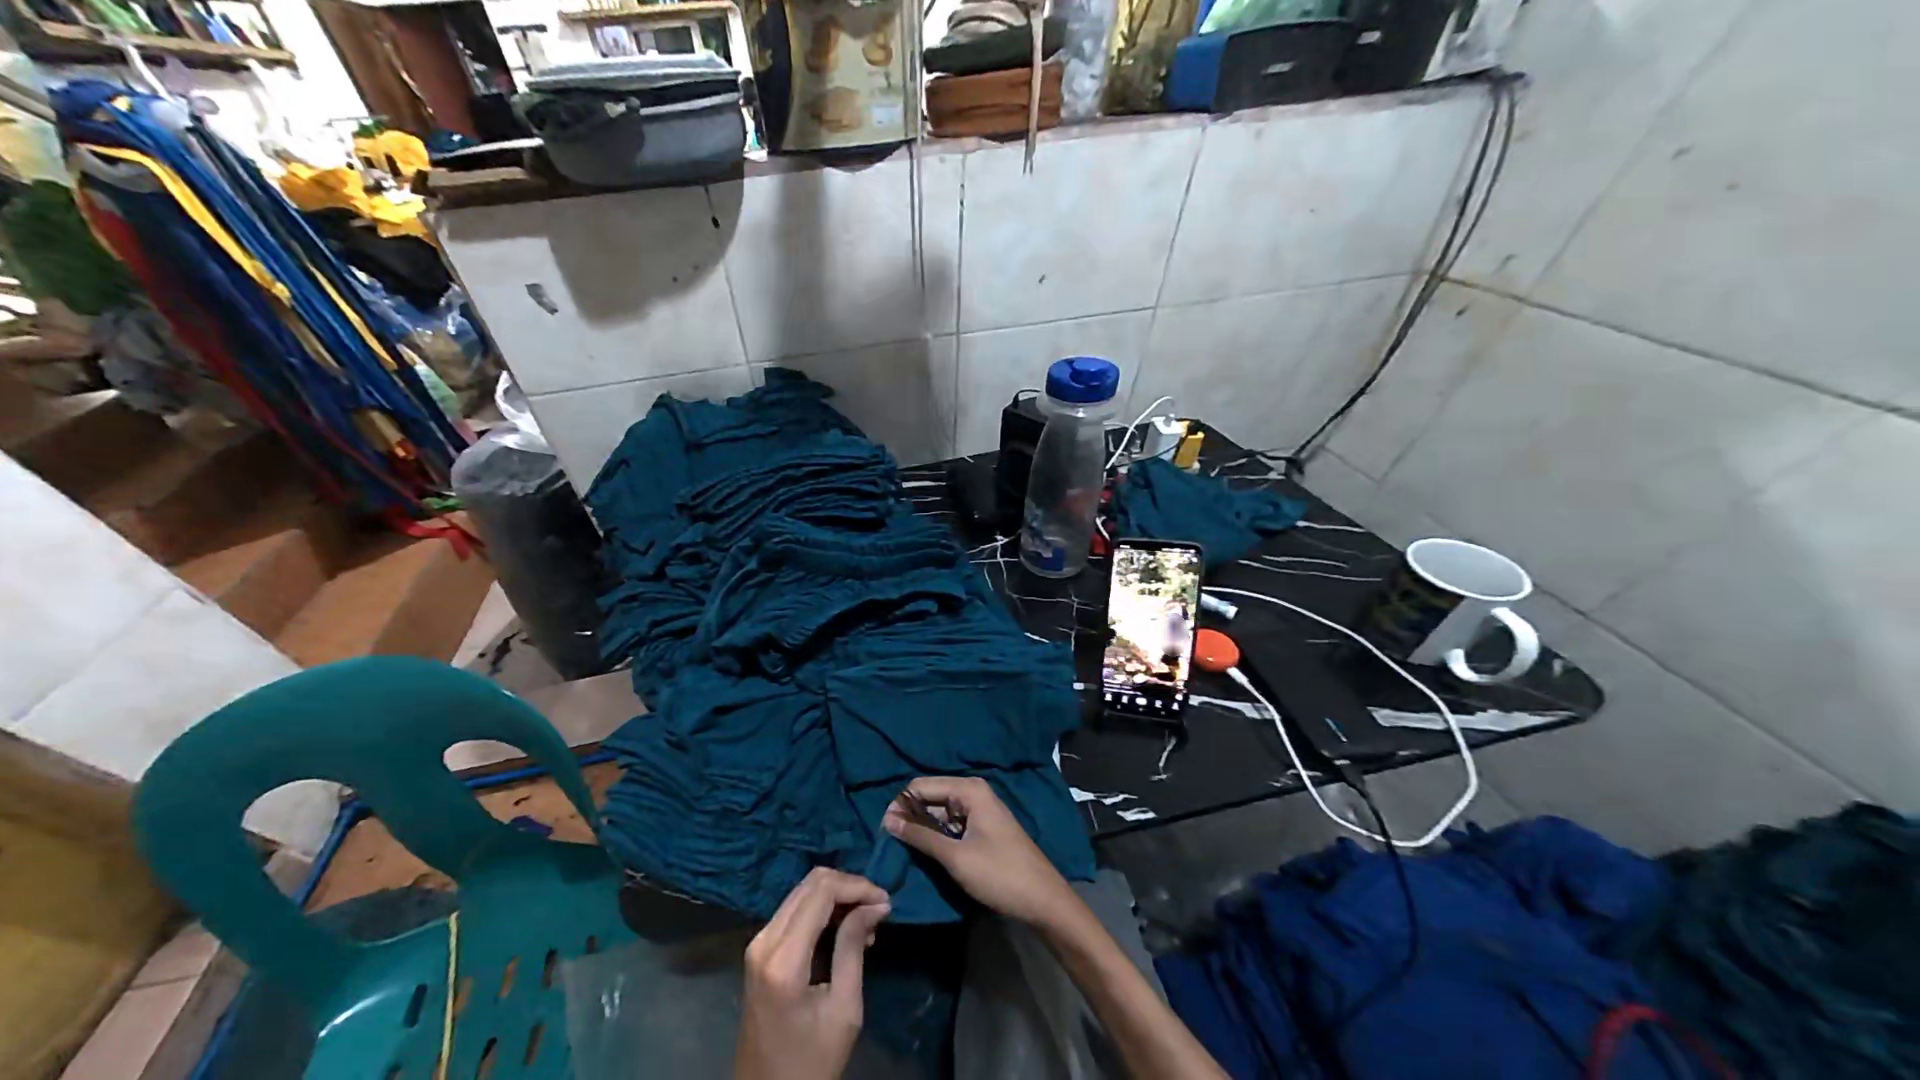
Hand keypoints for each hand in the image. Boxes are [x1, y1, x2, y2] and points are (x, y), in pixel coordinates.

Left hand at [735, 868, 890, 1079]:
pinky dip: (823, 909)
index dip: (857, 886)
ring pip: (802, 892)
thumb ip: (853, 948)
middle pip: (810, 883)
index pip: (822, 891)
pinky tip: (844, 930)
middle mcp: (764, 941)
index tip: (886, 902)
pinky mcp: (759, 950)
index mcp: (783, 959)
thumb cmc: (811, 1062)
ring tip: (866, 923)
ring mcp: (757, 944)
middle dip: (849, 887)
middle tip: (878, 909)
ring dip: (837, 896)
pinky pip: (794, 910)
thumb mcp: (844, 1009)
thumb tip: (875, 904)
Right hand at [883, 776, 1081, 931]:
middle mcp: (973, 792)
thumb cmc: (999, 874)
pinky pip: (951, 824)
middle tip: (892, 843)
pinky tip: (926, 852)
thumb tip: (888, 820)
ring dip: (922, 827)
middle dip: (910, 816)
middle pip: (930, 796)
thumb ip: (921, 836)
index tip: (885, 831)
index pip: (920, 786)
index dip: (900, 805)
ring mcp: (979, 810)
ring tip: (904, 850)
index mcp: (969, 790)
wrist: (1043, 899)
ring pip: (939, 812)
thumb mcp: (955, 857)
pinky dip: (937, 835)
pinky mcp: (982, 827)